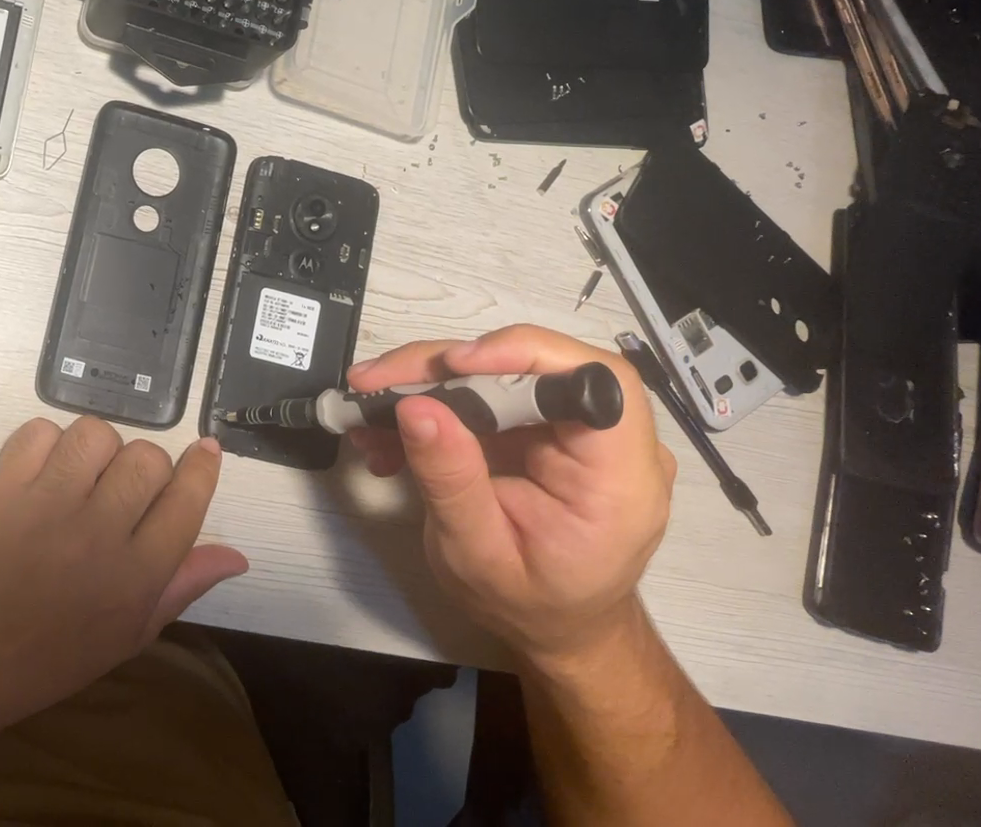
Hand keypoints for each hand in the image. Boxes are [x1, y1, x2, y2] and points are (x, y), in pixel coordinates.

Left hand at [0, 417, 246, 725]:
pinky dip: (45, 442)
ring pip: (95, 434)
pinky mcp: (1, 487)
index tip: (205, 449)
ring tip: (79, 476)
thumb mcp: (128, 636)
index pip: (187, 501)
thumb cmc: (50, 656)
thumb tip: (236, 555)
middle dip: (144, 466)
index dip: (202, 468)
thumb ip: (182, 587)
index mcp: (136, 577)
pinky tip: (41, 471)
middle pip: (146, 459)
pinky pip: (38, 431)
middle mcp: (98, 534)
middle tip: (121, 488)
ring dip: (96, 449)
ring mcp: (47, 505)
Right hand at [345, 325, 674, 667]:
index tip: (452, 363)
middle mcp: (604, 441)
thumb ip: (451, 482)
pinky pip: (482, 399)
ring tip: (364, 413)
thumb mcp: (476, 553)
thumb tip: (414, 408)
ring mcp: (570, 431)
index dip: (526, 353)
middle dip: (441, 368)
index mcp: (616, 478)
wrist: (555, 628)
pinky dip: (429, 408)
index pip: (596, 380)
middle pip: (530, 367)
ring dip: (423, 387)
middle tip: (371, 383)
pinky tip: (386, 435)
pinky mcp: (538, 430)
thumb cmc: (528, 604)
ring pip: (496, 376)